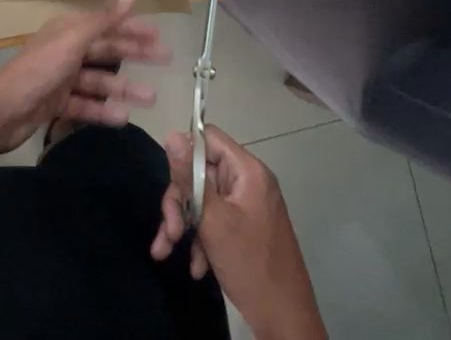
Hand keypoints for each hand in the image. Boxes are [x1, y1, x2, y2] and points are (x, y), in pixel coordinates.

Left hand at [0, 0, 168, 157]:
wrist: (0, 112)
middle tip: (166, 61)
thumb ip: (105, 19)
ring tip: (151, 99)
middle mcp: (66, 50)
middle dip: (135, 55)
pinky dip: (103, 110)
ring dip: (124, 88)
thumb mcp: (74, 41)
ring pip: (99, 81)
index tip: (159, 36)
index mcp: (68, 30)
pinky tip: (123, 118)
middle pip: (106, 51)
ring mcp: (61, 79)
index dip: (133, 29)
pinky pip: (86, 105)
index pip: (107, 25)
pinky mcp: (56, 104)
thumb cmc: (39, 70)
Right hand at [151, 125, 326, 339]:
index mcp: (247, 171)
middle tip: (169, 231)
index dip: (184, 152)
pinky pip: (214, 221)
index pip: (209, 138)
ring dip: (184, 225)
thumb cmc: (250, 263)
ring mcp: (246, 207)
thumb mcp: (213, 220)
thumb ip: (190, 177)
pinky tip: (196, 267)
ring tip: (168, 251)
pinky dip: (200, 240)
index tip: (166, 177)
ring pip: (203, 201)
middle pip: (201, 173)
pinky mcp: (243, 229)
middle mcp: (248, 182)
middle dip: (179, 202)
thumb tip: (171, 134)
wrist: (284, 317)